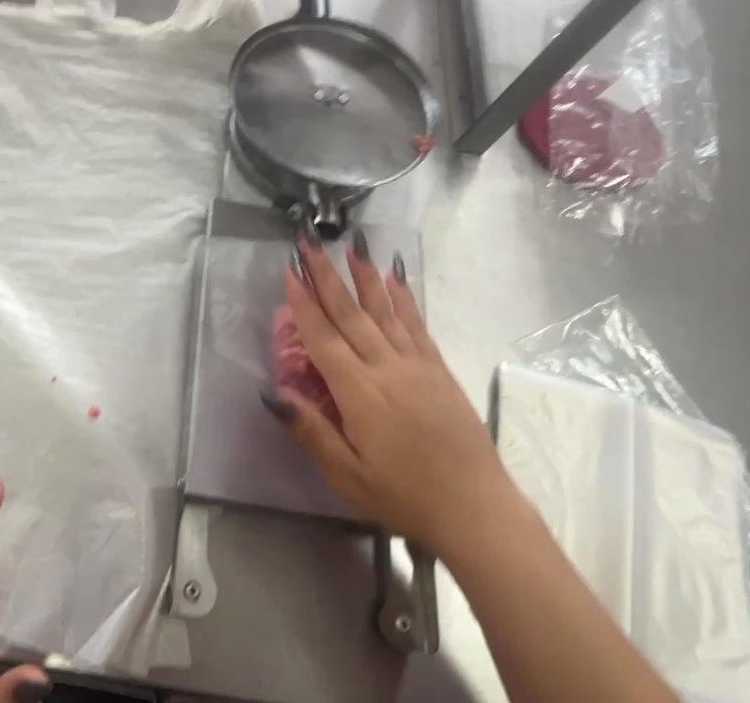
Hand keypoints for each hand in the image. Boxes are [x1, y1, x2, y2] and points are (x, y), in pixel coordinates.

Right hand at [263, 237, 510, 555]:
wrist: (475, 508)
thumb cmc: (404, 496)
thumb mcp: (347, 475)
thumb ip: (311, 432)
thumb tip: (274, 394)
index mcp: (359, 392)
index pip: (323, 338)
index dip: (304, 303)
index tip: (289, 272)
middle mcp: (386, 367)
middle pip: (350, 314)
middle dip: (326, 275)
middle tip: (309, 242)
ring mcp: (416, 365)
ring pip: (383, 311)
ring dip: (364, 276)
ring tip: (352, 244)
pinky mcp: (439, 370)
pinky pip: (416, 325)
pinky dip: (403, 298)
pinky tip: (395, 278)